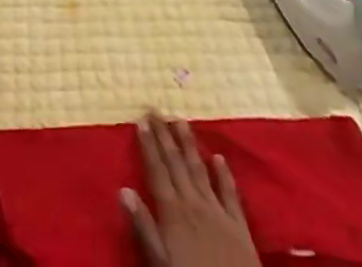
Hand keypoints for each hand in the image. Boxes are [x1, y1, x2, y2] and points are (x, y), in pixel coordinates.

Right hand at [121, 111, 257, 266]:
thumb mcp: (159, 260)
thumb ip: (143, 225)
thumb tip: (124, 190)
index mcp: (173, 212)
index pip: (157, 170)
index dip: (149, 145)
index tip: (142, 120)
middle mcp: (194, 203)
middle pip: (176, 164)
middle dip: (165, 136)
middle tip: (156, 110)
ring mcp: (217, 210)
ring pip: (199, 170)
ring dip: (189, 145)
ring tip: (181, 121)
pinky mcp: (238, 223)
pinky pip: (229, 192)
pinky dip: (223, 173)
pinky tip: (219, 157)